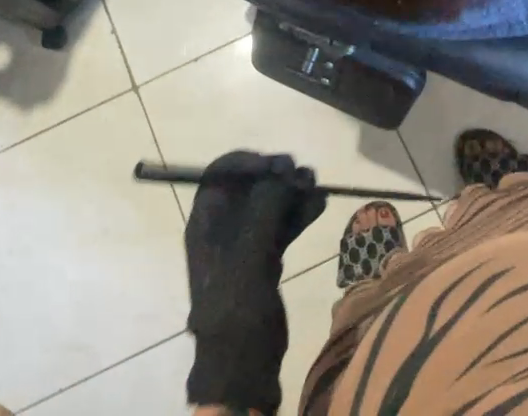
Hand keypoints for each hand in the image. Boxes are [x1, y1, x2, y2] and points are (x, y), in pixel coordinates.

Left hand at [184, 152, 326, 414]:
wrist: (243, 365)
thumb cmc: (235, 307)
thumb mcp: (248, 255)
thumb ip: (264, 210)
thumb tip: (282, 173)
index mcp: (206, 222)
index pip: (220, 174)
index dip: (246, 162)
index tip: (275, 164)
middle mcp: (223, 227)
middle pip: (248, 187)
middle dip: (275, 175)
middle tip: (302, 173)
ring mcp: (244, 244)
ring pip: (268, 205)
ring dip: (291, 192)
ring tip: (316, 183)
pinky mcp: (265, 260)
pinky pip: (282, 227)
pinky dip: (299, 215)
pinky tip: (320, 204)